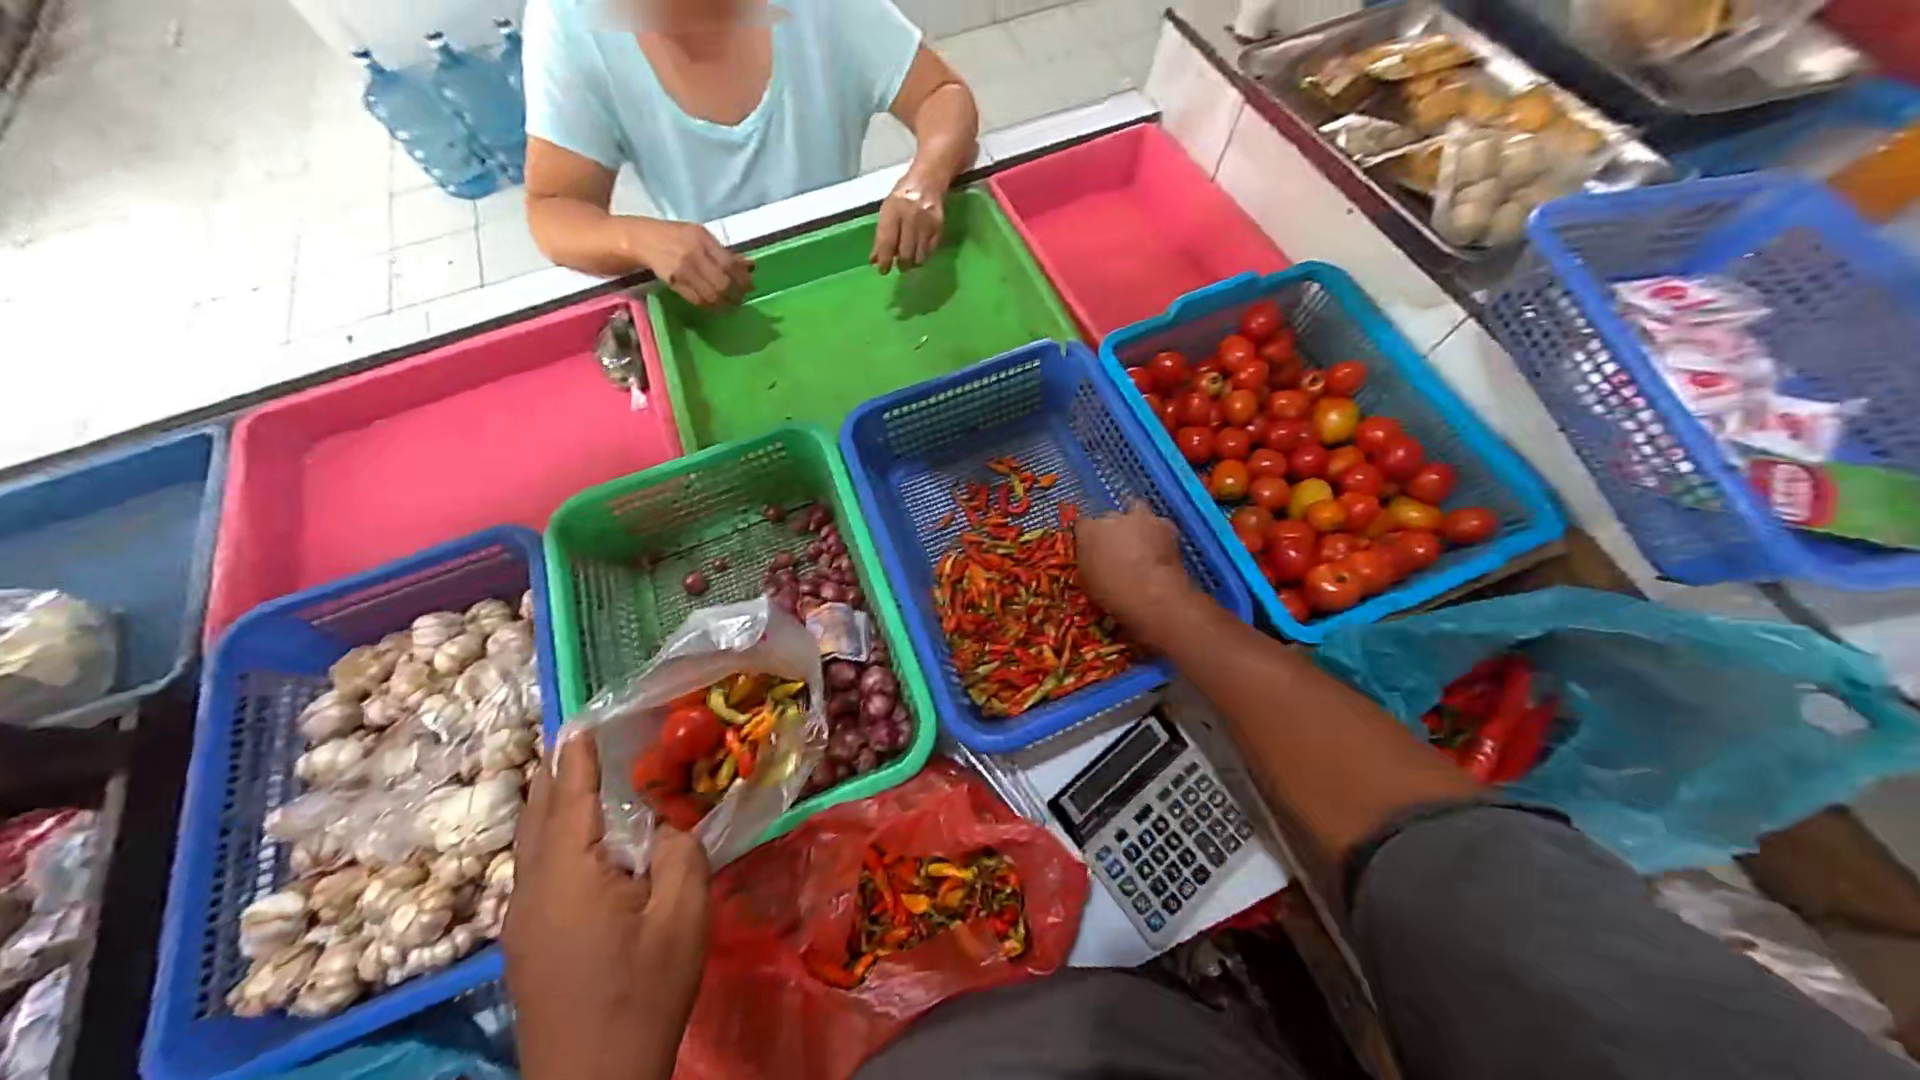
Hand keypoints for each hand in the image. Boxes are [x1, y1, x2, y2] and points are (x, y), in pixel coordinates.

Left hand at [505, 730, 709, 1079]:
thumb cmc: (643, 990)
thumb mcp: (682, 916)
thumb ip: (678, 853)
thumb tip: (664, 827)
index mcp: (568, 875)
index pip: (571, 799)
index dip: (576, 758)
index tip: (578, 721)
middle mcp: (532, 890)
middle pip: (538, 817)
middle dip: (555, 775)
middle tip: (574, 739)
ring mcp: (522, 921)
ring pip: (531, 846)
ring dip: (552, 807)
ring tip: (574, 778)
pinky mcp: (525, 945)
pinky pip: (536, 871)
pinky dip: (553, 838)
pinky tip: (577, 844)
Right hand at [635, 219, 752, 306]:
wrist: (642, 240)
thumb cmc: (675, 236)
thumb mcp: (700, 236)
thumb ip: (724, 251)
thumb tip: (750, 265)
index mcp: (702, 238)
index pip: (729, 263)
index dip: (743, 278)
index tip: (750, 286)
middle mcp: (693, 253)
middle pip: (722, 282)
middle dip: (735, 294)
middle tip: (740, 298)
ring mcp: (683, 269)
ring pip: (711, 294)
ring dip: (724, 303)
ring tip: (730, 304)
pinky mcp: (674, 282)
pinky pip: (697, 299)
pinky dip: (709, 305)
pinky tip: (714, 304)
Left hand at [870, 178, 943, 273]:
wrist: (927, 181)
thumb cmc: (902, 198)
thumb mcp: (887, 211)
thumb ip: (881, 236)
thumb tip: (874, 260)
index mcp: (893, 210)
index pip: (887, 242)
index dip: (884, 260)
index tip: (883, 270)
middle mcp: (911, 217)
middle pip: (905, 253)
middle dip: (901, 264)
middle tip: (900, 266)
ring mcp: (927, 223)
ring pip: (919, 256)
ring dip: (913, 262)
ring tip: (910, 260)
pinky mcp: (939, 228)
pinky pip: (930, 251)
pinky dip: (923, 255)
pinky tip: (919, 251)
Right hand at [1075, 500, 1194, 634]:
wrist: (1151, 596)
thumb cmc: (1112, 594)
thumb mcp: (1087, 583)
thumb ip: (1089, 564)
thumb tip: (1094, 563)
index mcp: (1087, 531)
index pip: (1082, 526)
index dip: (1088, 538)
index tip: (1092, 551)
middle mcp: (1112, 518)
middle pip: (1110, 517)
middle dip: (1112, 530)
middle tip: (1117, 550)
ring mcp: (1141, 518)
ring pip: (1136, 511)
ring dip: (1137, 523)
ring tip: (1141, 544)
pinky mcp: (1166, 525)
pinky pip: (1160, 524)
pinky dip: (1160, 534)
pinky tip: (1161, 550)